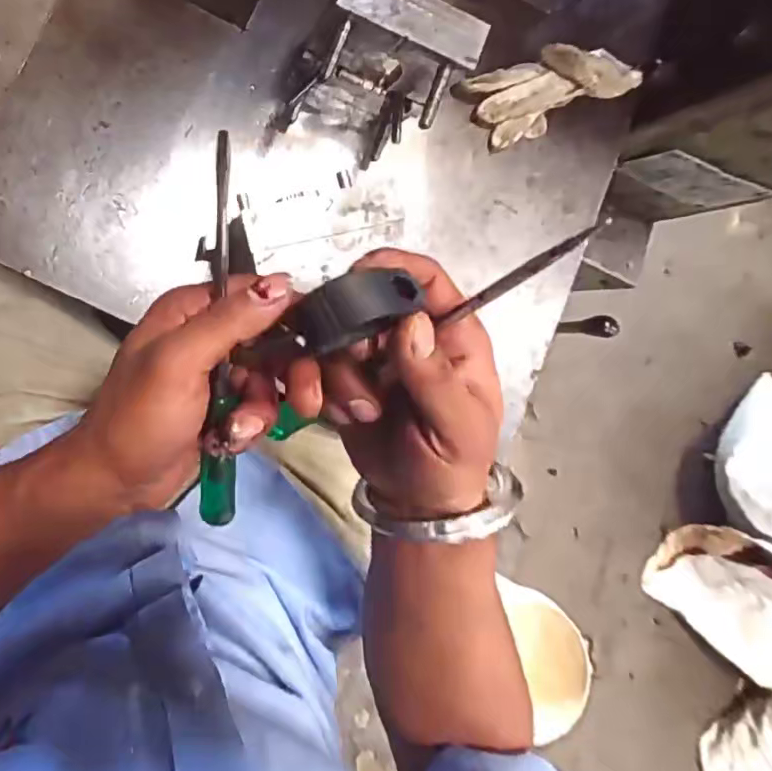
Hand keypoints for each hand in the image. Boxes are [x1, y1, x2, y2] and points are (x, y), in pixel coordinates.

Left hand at [63, 274, 293, 510]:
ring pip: (269, 377)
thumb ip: (229, 321)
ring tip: (239, 429)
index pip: (254, 293)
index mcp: (190, 311)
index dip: (288, 314)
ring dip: (263, 407)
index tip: (314, 342)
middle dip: (288, 371)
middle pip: (271, 337)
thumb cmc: (139, 418)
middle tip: (304, 400)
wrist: (116, 482)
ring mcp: (214, 372)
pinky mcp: (221, 406)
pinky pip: (257, 406)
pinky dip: (251, 425)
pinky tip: (229, 440)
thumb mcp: (180, 361)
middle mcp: (204, 334)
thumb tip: (280, 285)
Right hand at [282, 251, 502, 518]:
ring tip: (354, 410)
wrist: (417, 504)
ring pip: (333, 335)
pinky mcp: (342, 380)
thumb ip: (434, 376)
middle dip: (350, 331)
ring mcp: (372, 358)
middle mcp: (407, 339)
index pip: (427, 281)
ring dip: (331, 370)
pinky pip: (314, 365)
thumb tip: (411, 323)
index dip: (396, 267)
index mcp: (450, 336)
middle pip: (366, 303)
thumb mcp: (457, 425)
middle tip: (355, 362)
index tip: (360, 272)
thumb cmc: (453, 463)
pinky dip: (314, 386)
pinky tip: (331, 413)